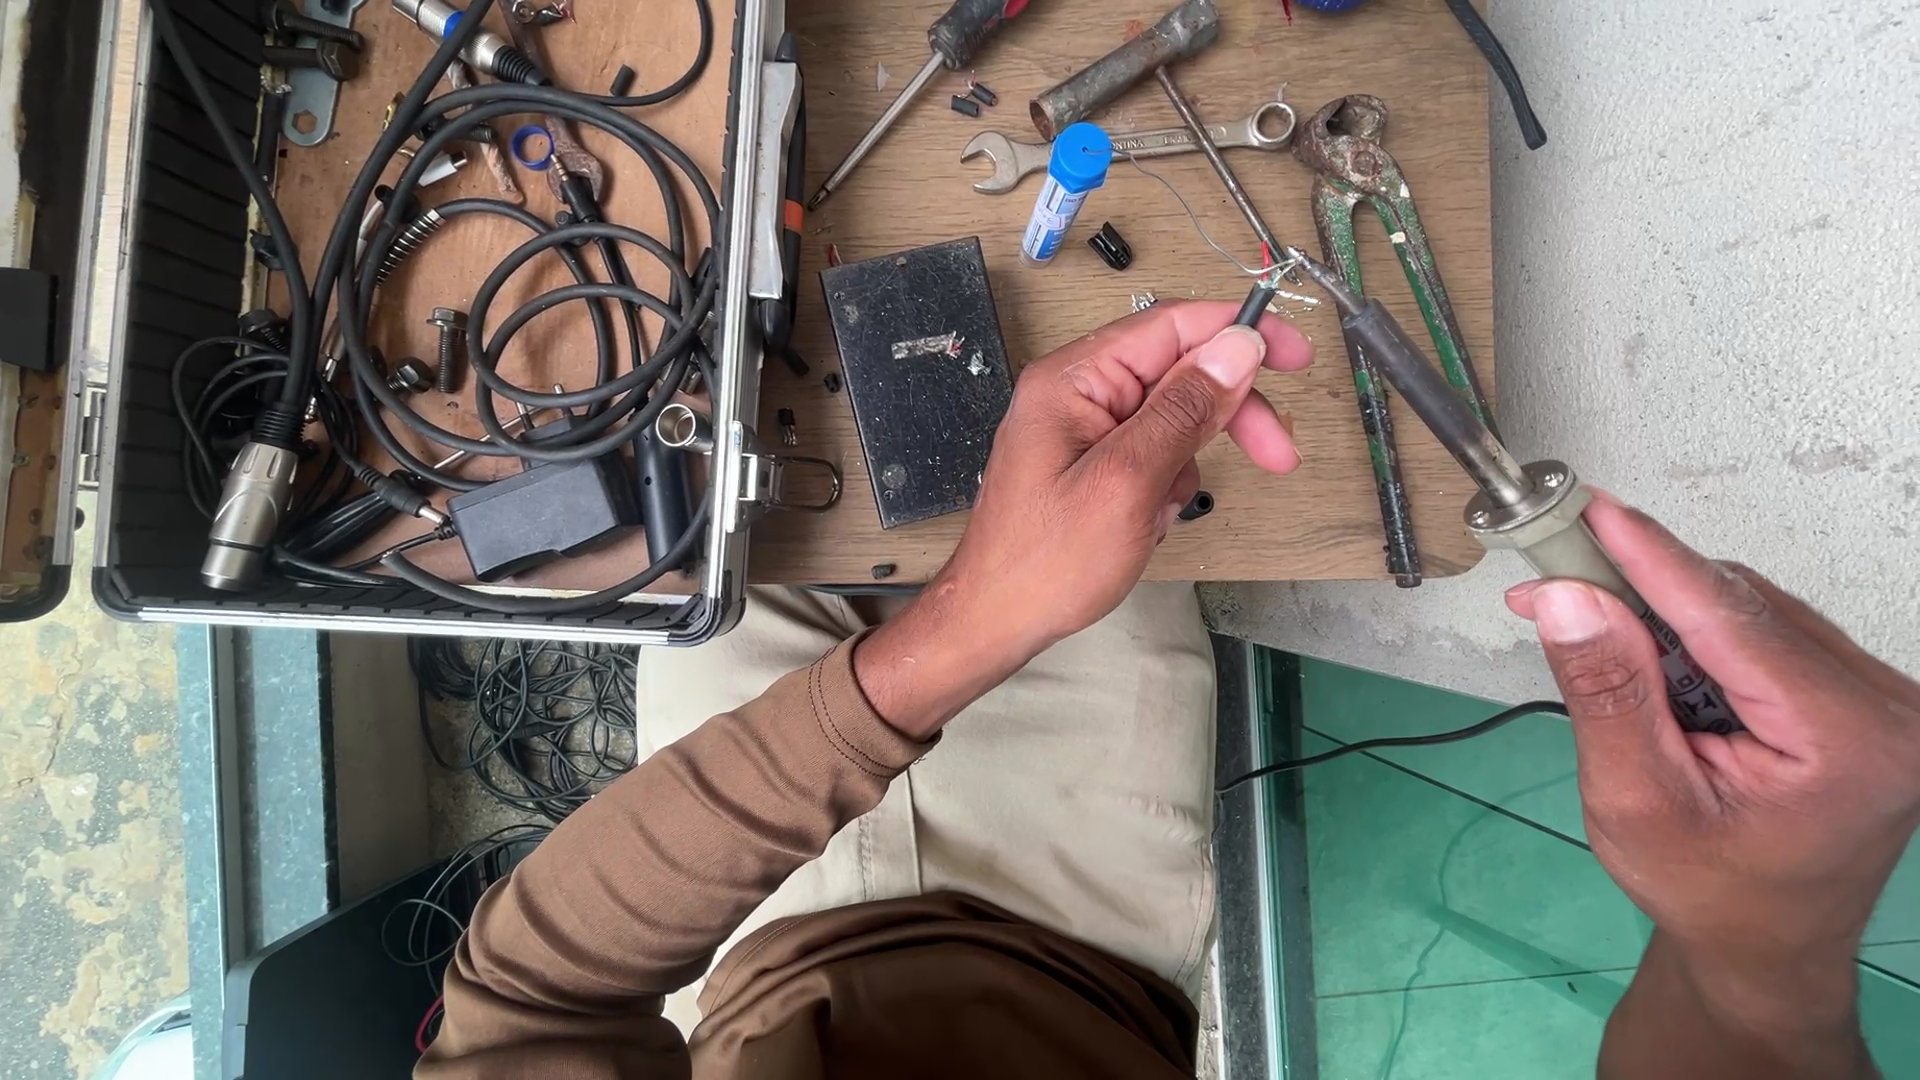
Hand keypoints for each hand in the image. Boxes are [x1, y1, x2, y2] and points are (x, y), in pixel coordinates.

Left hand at [856, 300, 1313, 737]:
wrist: (996, 619)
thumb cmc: (1047, 562)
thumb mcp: (1127, 482)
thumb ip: (1184, 409)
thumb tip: (1238, 345)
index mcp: (1073, 379)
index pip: (1172, 326)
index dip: (1241, 332)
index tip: (1298, 358)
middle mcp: (1076, 393)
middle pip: (1178, 373)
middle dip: (1227, 414)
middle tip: (1278, 455)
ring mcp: (1081, 430)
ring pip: (1171, 421)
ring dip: (1185, 467)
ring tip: (1155, 515)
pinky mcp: (1089, 464)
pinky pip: (1151, 456)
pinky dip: (1163, 489)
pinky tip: (1144, 524)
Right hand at [1507, 493, 1919, 1071]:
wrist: (1757, 939)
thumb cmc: (1695, 883)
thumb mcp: (1631, 794)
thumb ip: (1605, 692)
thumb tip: (1566, 599)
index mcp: (1851, 738)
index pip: (1733, 620)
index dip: (1653, 558)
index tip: (1591, 509)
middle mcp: (1887, 704)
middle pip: (1739, 606)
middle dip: (1635, 581)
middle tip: (1545, 571)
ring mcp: (1875, 698)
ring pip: (1742, 611)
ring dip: (1649, 602)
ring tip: (1566, 606)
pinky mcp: (1846, 697)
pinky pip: (1750, 633)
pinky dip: (1677, 625)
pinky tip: (1623, 636)